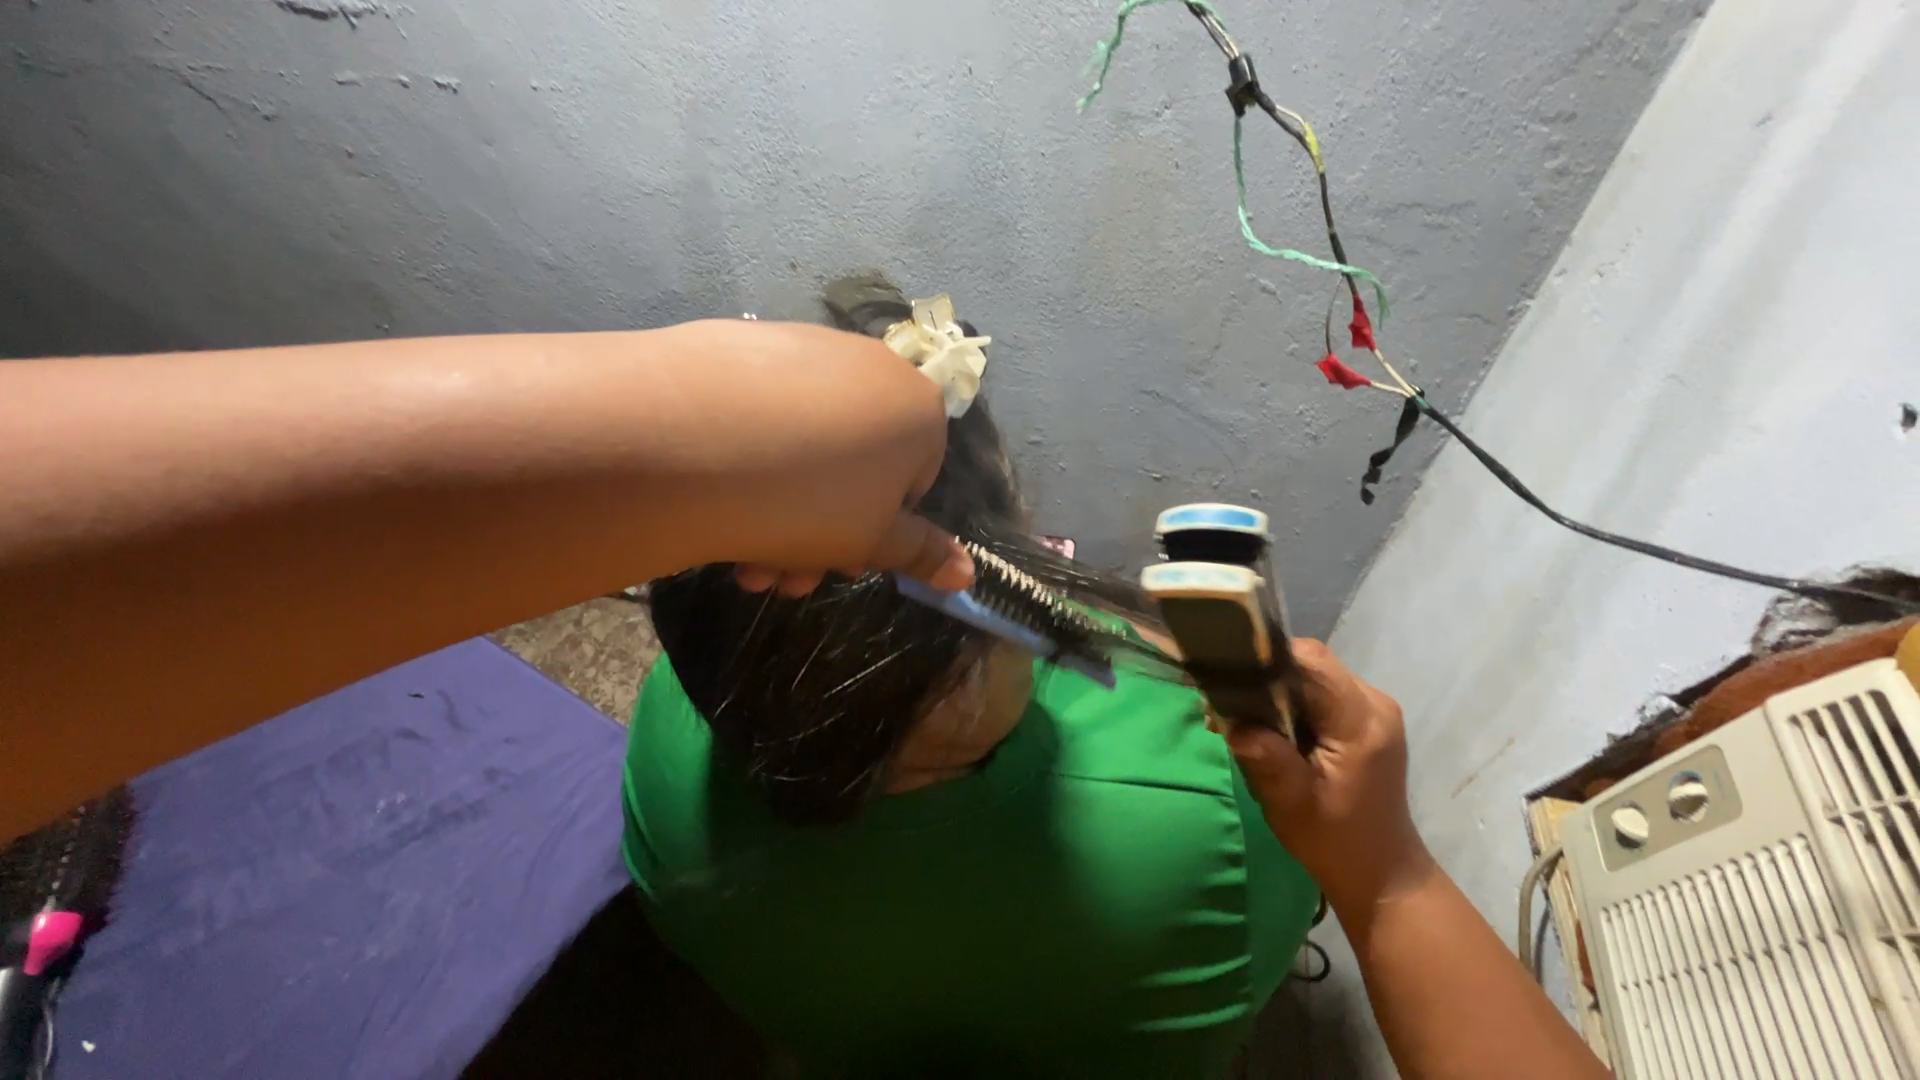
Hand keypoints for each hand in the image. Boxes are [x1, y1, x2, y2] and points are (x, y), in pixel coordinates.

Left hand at [656, 319, 974, 595]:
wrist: (688, 438)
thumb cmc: (806, 501)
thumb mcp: (870, 543)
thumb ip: (921, 555)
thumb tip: (969, 575)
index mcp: (919, 411)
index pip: (914, 483)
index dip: (875, 528)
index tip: (836, 555)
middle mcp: (875, 367)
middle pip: (856, 467)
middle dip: (820, 532)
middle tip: (780, 574)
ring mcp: (809, 348)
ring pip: (807, 444)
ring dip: (781, 509)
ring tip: (741, 556)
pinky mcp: (748, 341)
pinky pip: (765, 410)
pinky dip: (750, 453)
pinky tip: (715, 491)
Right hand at [1226, 639, 1434, 906]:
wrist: (1381, 872)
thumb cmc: (1335, 841)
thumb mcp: (1292, 804)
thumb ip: (1266, 758)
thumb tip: (1231, 723)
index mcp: (1361, 722)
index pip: (1311, 662)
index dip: (1266, 660)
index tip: (1227, 679)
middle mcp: (1373, 703)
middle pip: (1311, 663)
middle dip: (1265, 675)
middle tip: (1226, 705)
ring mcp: (1371, 709)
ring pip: (1312, 674)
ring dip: (1273, 688)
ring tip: (1241, 717)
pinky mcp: (1362, 718)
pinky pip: (1319, 690)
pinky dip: (1288, 700)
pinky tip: (1267, 726)